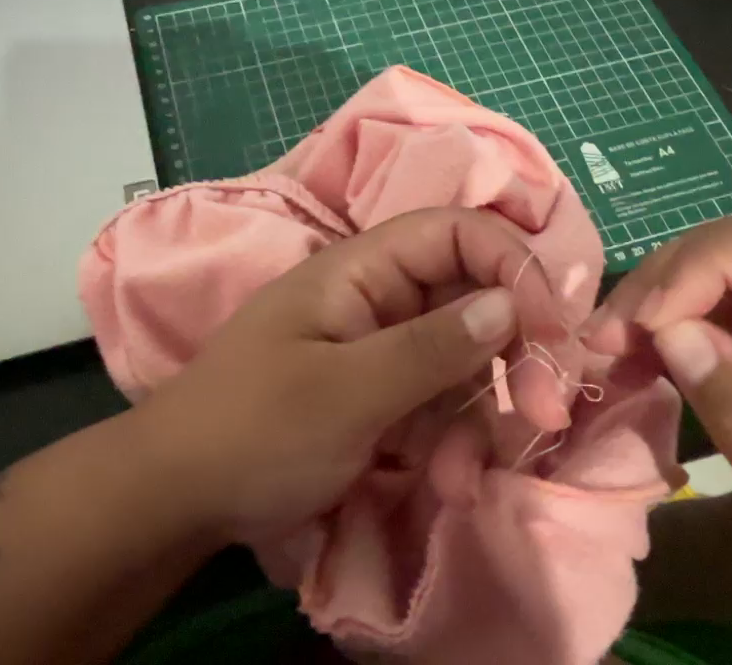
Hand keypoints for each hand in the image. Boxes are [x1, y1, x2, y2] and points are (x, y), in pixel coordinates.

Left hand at [129, 208, 570, 540]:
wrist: (179, 500)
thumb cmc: (253, 432)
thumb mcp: (345, 393)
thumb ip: (430, 348)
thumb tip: (510, 302)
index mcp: (361, 271)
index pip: (455, 233)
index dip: (513, 266)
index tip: (552, 330)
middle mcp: (378, 300)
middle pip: (473, 299)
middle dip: (514, 354)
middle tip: (545, 412)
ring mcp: (381, 352)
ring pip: (464, 363)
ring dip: (481, 417)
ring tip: (465, 479)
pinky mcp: (382, 401)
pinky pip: (441, 406)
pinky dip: (455, 444)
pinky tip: (451, 486)